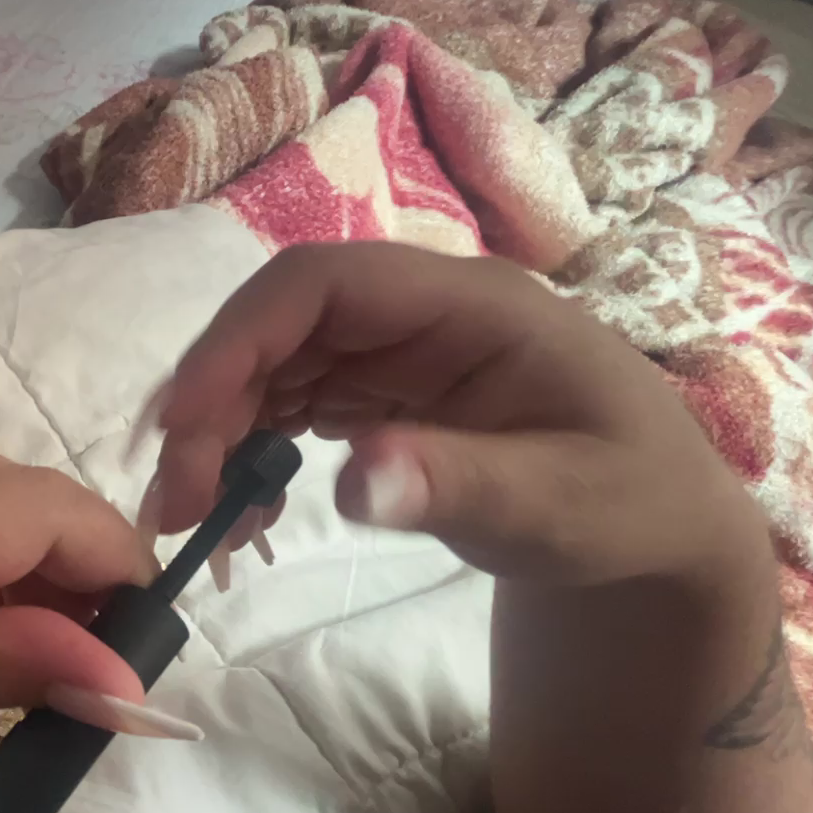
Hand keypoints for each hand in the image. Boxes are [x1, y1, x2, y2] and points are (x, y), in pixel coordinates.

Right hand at [153, 242, 767, 582]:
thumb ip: (464, 486)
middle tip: (178, 503)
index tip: (182, 425)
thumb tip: (356, 479)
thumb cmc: (619, 505)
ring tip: (200, 518)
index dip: (235, 339)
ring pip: (259, 372)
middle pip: (269, 331)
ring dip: (214, 440)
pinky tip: (243, 510)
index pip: (318, 283)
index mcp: (464, 305)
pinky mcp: (361, 394)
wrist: (634, 530)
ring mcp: (379, 355)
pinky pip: (274, 410)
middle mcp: (406, 316)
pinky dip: (242, 458)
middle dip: (209, 411)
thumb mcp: (563, 505)